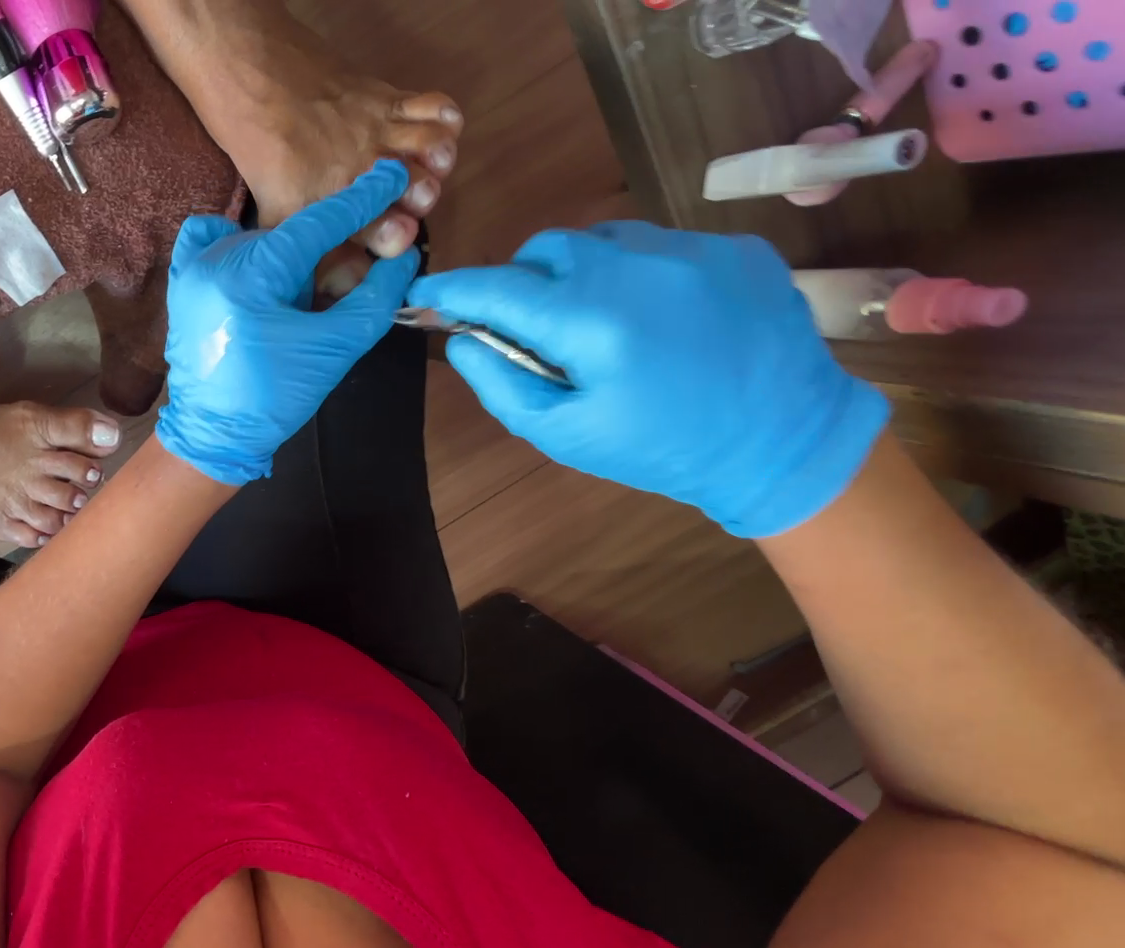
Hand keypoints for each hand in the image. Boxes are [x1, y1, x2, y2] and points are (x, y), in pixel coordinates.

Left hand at [155, 160, 421, 485]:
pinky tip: (254, 271)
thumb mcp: (333, 350)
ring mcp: (192, 269)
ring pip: (257, 236)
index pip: (319, 223)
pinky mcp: (180, 283)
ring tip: (292, 299)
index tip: (393, 173)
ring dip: (283, 256)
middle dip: (321, 251)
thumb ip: (373, 300)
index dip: (361, 199)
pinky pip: (208, 239)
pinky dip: (235, 244)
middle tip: (337, 284)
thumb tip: (405, 255)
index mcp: (253, 275)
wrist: (215, 435)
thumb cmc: (277, 398)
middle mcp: (216, 259)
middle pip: (289, 232)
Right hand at [406, 222, 888, 537]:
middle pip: (545, 248)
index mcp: (591, 321)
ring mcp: (692, 248)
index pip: (498, 288)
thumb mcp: (562, 434)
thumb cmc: (658, 449)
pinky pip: (657, 244)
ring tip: (594, 319)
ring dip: (576, 271)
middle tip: (526, 324)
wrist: (782, 440)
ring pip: (600, 238)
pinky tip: (655, 316)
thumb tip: (462, 340)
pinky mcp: (733, 247)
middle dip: (520, 280)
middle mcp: (638, 267)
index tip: (425, 296)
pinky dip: (633, 273)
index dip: (452, 290)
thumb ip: (500, 383)